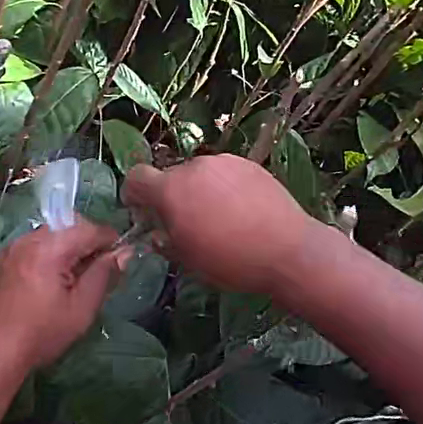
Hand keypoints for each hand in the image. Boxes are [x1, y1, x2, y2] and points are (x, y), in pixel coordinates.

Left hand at [0, 222, 126, 372]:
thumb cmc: (41, 334)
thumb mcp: (82, 308)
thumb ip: (104, 274)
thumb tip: (124, 252)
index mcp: (50, 247)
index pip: (90, 228)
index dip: (110, 241)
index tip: (119, 258)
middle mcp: (27, 240)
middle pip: (67, 226)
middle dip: (86, 241)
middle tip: (95, 269)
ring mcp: (8, 250)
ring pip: (47, 235)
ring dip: (64, 248)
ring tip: (69, 279)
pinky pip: (28, 248)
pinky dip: (43, 256)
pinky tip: (43, 284)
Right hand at [123, 155, 319, 296]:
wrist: (288, 250)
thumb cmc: (230, 261)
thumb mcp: (187, 260)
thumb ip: (165, 240)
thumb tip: (159, 232)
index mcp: (172, 189)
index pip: (137, 177)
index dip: (135, 194)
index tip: (143, 211)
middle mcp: (195, 167)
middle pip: (171, 177)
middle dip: (173, 197)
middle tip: (188, 224)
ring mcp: (224, 162)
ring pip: (200, 174)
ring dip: (200, 191)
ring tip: (221, 219)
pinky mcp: (249, 163)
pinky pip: (225, 173)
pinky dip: (225, 187)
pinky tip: (242, 210)